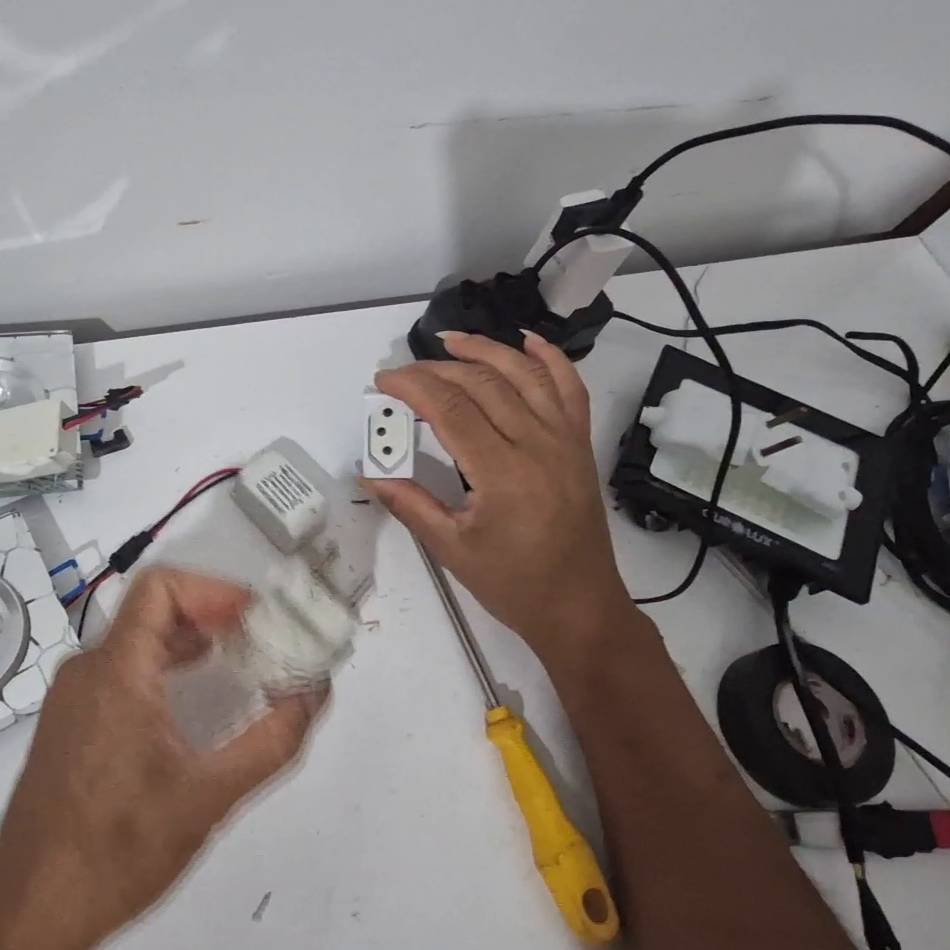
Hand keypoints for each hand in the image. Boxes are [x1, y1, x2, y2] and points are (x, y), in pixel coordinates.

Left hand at [0, 567, 328, 949]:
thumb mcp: (210, 797)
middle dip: (211, 617)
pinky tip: (190, 712)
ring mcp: (70, 700)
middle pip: (151, 613)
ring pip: (134, 646)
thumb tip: (315, 693)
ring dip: (187, 646)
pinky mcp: (67, 728)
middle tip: (260, 643)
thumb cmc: (119, 848)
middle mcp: (86, 672)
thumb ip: (272, 741)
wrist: (30, 910)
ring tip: (236, 671)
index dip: (213, 589)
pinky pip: (118, 676)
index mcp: (116, 672)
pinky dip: (161, 674)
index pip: (160, 587)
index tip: (256, 618)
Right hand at [363, 330, 634, 649]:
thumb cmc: (513, 585)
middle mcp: (538, 446)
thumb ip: (409, 503)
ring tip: (450, 341)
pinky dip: (550, 359)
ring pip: (526, 375)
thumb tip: (370, 471)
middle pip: (484, 384)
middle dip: (437, 370)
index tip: (383, 381)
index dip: (413, 386)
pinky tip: (526, 342)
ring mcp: (565, 441)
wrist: (580, 607)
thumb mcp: (451, 549)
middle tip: (402, 373)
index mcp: (503, 475)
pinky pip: (570, 389)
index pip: (452, 409)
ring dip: (486, 350)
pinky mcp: (580, 445)